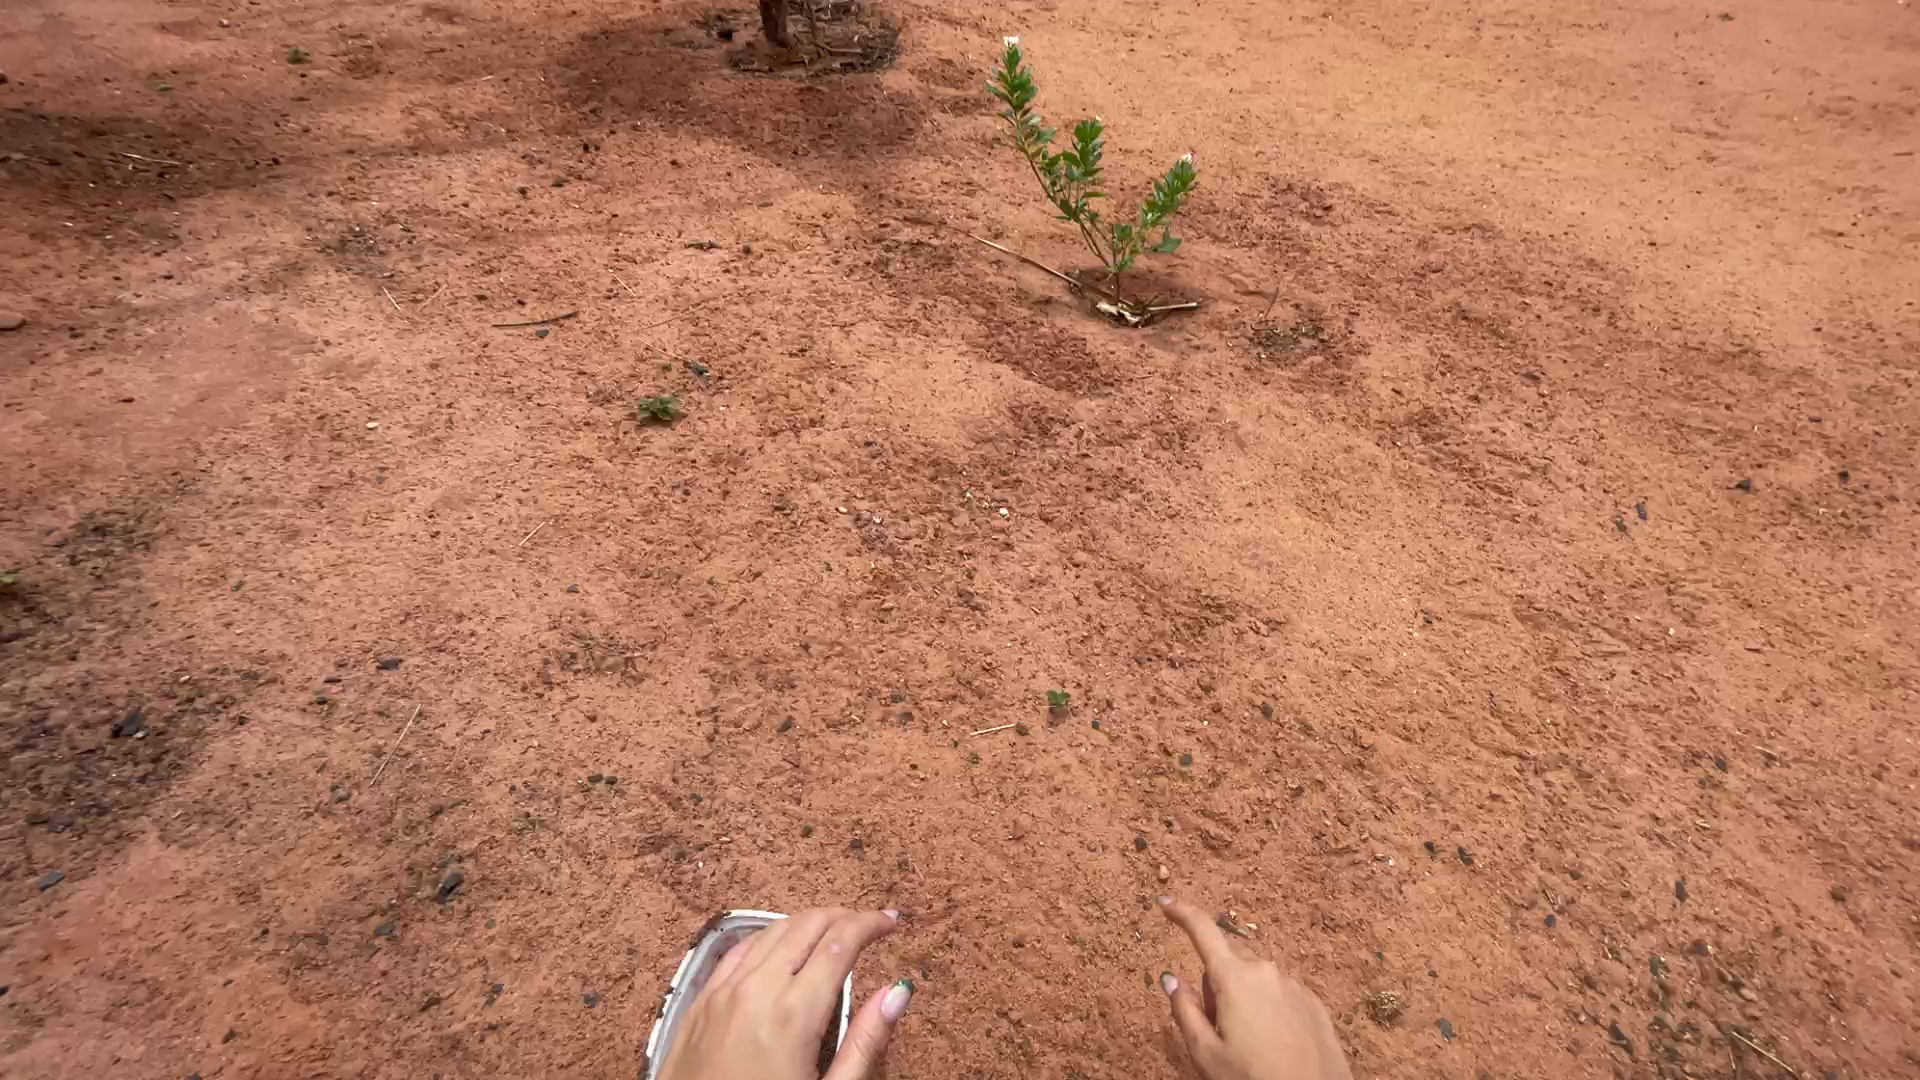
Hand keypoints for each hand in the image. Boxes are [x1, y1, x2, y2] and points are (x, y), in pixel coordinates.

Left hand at [659, 908, 915, 1079]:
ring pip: (773, 930)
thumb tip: (899, 989)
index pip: (841, 943)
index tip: (891, 919)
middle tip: (867, 926)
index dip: (870, 923)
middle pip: (808, 925)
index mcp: (794, 1014)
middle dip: (843, 916)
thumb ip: (865, 1042)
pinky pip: (739, 950)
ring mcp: (722, 991)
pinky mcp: (699, 1002)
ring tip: (832, 933)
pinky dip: (769, 937)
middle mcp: (757, 989)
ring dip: (808, 923)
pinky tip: (782, 947)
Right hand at [1157, 897, 1351, 1079]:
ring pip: (1254, 979)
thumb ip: (1184, 1011)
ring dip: (1244, 997)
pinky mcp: (1315, 1005)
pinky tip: (1277, 1045)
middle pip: (1227, 962)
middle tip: (1219, 1028)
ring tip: (1251, 1044)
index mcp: (1234, 978)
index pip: (1202, 930)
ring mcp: (1293, 986)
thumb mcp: (1207, 1056)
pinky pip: (1280, 993)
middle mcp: (1265, 970)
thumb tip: (1171, 978)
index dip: (1181, 912)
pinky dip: (1269, 1008)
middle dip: (1216, 985)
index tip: (1165, 902)